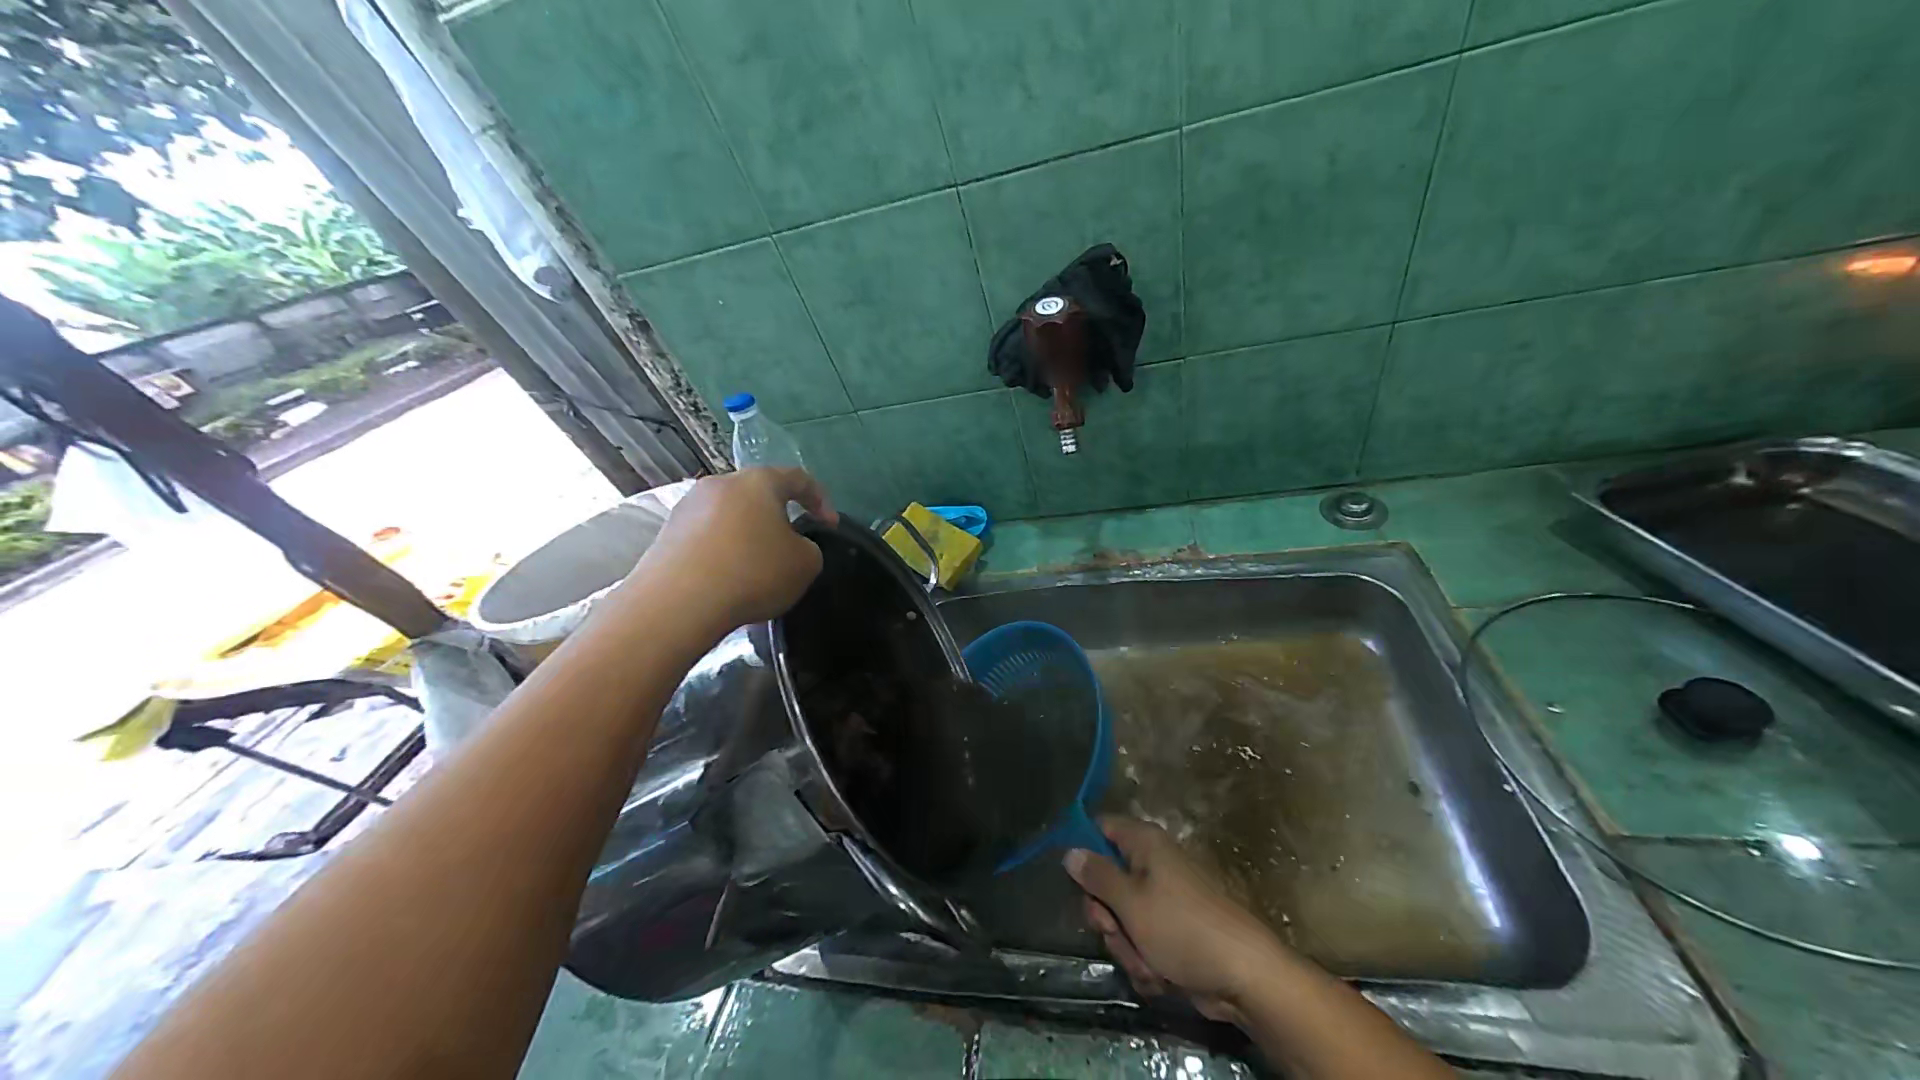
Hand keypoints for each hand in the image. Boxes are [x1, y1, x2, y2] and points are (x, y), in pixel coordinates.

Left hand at [625, 467, 837, 635]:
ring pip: (730, 515)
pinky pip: (706, 537)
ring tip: (756, 568)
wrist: (678, 603)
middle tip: (790, 546)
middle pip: (758, 495)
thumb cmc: (752, 573)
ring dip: (747, 535)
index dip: (820, 500)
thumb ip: (809, 548)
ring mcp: (688, 507)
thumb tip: (792, 547)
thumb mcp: (805, 564)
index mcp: (759, 481)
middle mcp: (720, 483)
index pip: (798, 478)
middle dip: (778, 517)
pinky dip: (723, 552)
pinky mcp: (666, 533)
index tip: (829, 525)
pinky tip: (727, 580)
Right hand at [1064, 816, 1293, 1022]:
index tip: (1069, 877)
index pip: (1100, 828)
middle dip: (1106, 916)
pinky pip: (1141, 942)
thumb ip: (1096, 876)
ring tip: (1148, 960)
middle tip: (1114, 929)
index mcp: (1145, 844)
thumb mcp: (1130, 902)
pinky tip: (1162, 974)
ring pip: (1121, 919)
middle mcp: (1153, 865)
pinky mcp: (1172, 934)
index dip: (1081, 848)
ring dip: (1127, 946)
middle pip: (1105, 882)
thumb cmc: (1183, 929)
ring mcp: (1163, 901)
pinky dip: (1146, 961)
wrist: (1245, 978)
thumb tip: (1070, 851)